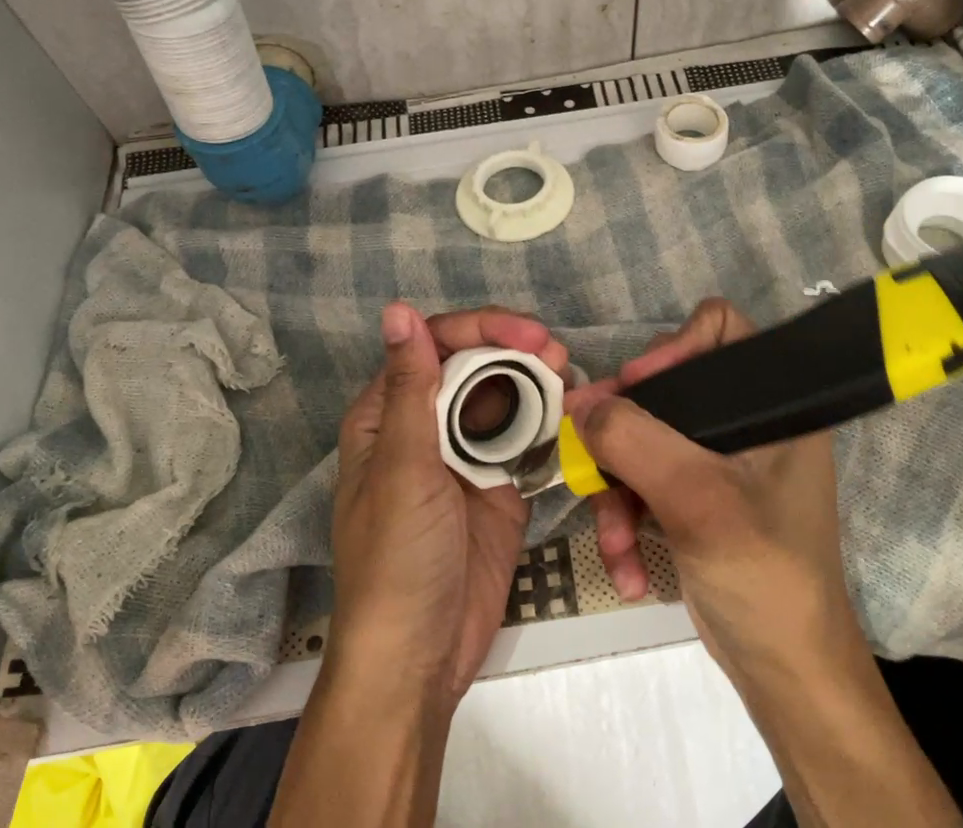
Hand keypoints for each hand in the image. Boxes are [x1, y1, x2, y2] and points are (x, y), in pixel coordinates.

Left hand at [328, 303, 568, 704]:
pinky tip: (574, 414)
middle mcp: (426, 428)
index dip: (480, 329)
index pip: (433, 347)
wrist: (421, 654)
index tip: (528, 335)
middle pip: (473, 367)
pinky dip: (549, 424)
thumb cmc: (398, 558)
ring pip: (504, 400)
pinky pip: (526, 442)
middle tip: (560, 358)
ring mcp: (466, 458)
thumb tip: (398, 309)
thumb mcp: (403, 469)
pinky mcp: (499, 489)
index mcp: (388, 416)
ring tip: (572, 379)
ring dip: (536, 384)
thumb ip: (411, 389)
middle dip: (515, 353)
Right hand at [567, 299, 959, 826]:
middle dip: (622, 440)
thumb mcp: (699, 500)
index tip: (634, 389)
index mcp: (773, 407)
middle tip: (589, 464)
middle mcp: (747, 426)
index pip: (721, 332)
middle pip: (664, 394)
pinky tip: (627, 572)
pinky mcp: (696, 503)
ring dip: (617, 496)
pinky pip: (644, 487)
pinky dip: (627, 523)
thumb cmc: (765, 576)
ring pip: (644, 446)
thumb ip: (636, 441)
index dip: (673, 348)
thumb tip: (579, 404)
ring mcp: (719, 467)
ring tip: (615, 545)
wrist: (786, 673)